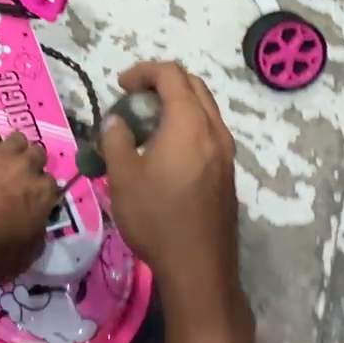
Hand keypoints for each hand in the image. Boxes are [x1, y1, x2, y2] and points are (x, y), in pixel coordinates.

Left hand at [0, 128, 59, 282]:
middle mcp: (28, 167)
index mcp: (43, 193)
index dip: (43, 192)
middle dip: (32, 164)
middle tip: (20, 178)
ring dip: (15, 149)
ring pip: (18, 138)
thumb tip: (38, 227)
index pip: (53, 184)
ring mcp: (3, 153)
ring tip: (5, 161)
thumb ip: (38, 236)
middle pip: (38, 153)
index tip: (35, 201)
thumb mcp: (27, 256)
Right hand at [100, 62, 251, 342]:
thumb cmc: (157, 218)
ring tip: (147, 124)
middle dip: (161, 82)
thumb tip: (117, 121)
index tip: (120, 86)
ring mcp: (226, 153)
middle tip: (134, 98)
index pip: (170, 74)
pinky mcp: (228, 173)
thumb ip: (115, 138)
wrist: (199, 271)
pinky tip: (166, 150)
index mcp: (189, 123)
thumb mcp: (122, 176)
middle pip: (192, 84)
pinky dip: (187, 124)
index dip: (142, 71)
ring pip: (204, 107)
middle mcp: (214, 130)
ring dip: (176, 103)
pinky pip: (209, 130)